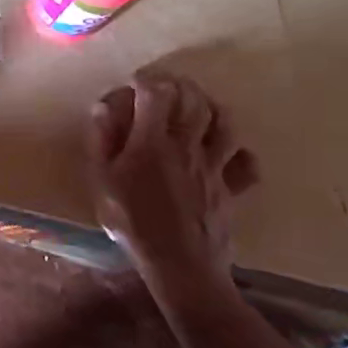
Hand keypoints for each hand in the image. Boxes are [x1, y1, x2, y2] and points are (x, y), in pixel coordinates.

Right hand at [87, 70, 258, 282]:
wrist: (180, 267)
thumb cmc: (132, 221)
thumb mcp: (102, 180)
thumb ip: (101, 139)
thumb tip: (103, 106)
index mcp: (152, 141)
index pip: (156, 93)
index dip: (146, 80)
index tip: (135, 82)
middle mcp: (187, 146)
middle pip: (194, 100)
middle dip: (180, 85)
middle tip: (166, 85)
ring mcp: (215, 167)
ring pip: (224, 123)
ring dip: (211, 107)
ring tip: (197, 105)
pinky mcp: (232, 189)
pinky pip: (247, 164)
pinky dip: (240, 151)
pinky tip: (227, 151)